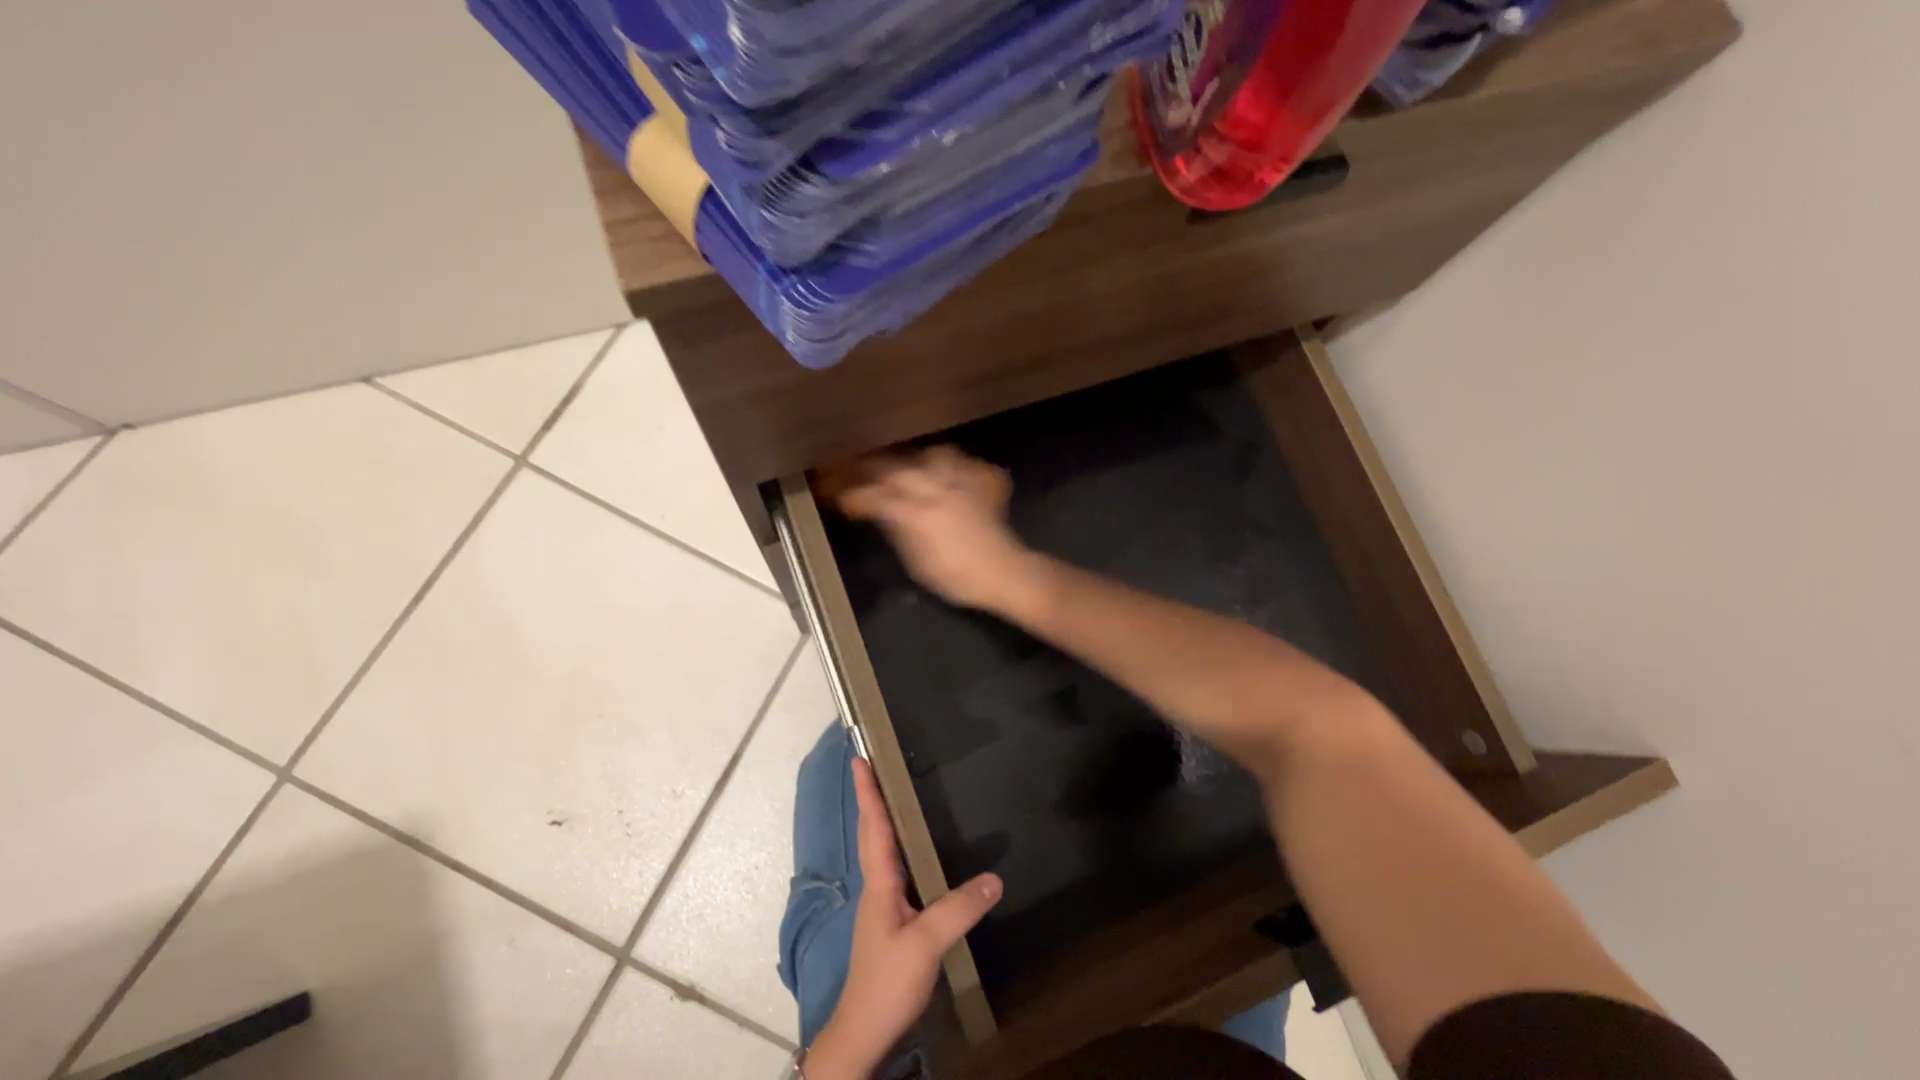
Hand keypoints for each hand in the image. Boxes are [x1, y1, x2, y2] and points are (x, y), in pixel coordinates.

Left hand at [804, 757, 1002, 1079]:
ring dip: (888, 823)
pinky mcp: (894, 924)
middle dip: (876, 799)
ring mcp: (884, 907)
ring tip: (901, 797)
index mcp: (879, 883)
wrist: (865, 1029)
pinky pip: (899, 875)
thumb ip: (959, 909)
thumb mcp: (926, 942)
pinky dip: (905, 853)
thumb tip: (995, 877)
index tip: (859, 758)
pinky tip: (924, 857)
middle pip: (875, 834)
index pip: (873, 827)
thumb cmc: (887, 981)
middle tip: (880, 766)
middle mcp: (878, 888)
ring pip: (886, 854)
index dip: (867, 792)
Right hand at [834, 446, 1037, 612]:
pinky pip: (960, 463)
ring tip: (901, 464)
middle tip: (858, 467)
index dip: (857, 495)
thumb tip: (880, 513)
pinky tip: (941, 469)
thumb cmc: (958, 579)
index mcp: (918, 515)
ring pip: (931, 457)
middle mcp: (937, 491)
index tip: (841, 495)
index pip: (878, 497)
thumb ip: (898, 533)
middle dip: (875, 467)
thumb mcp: (918, 564)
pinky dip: (946, 462)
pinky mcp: (979, 485)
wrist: (1004, 574)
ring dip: (912, 458)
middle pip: (899, 470)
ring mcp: (960, 485)